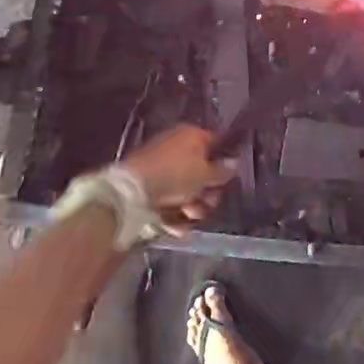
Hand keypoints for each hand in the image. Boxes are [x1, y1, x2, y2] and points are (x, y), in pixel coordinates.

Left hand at [120, 124, 236, 236]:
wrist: (129, 193)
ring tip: (190, 216)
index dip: (225, 162)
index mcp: (191, 135)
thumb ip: (223, 171)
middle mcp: (176, 147)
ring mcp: (160, 166)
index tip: (228, 180)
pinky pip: (167, 198)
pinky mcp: (146, 185)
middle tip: (209, 203)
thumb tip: (234, 163)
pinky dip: (173, 214)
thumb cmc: (175, 175)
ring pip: (185, 188)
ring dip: (193, 206)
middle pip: (201, 170)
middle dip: (208, 192)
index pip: (217, 143)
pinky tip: (177, 227)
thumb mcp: (206, 174)